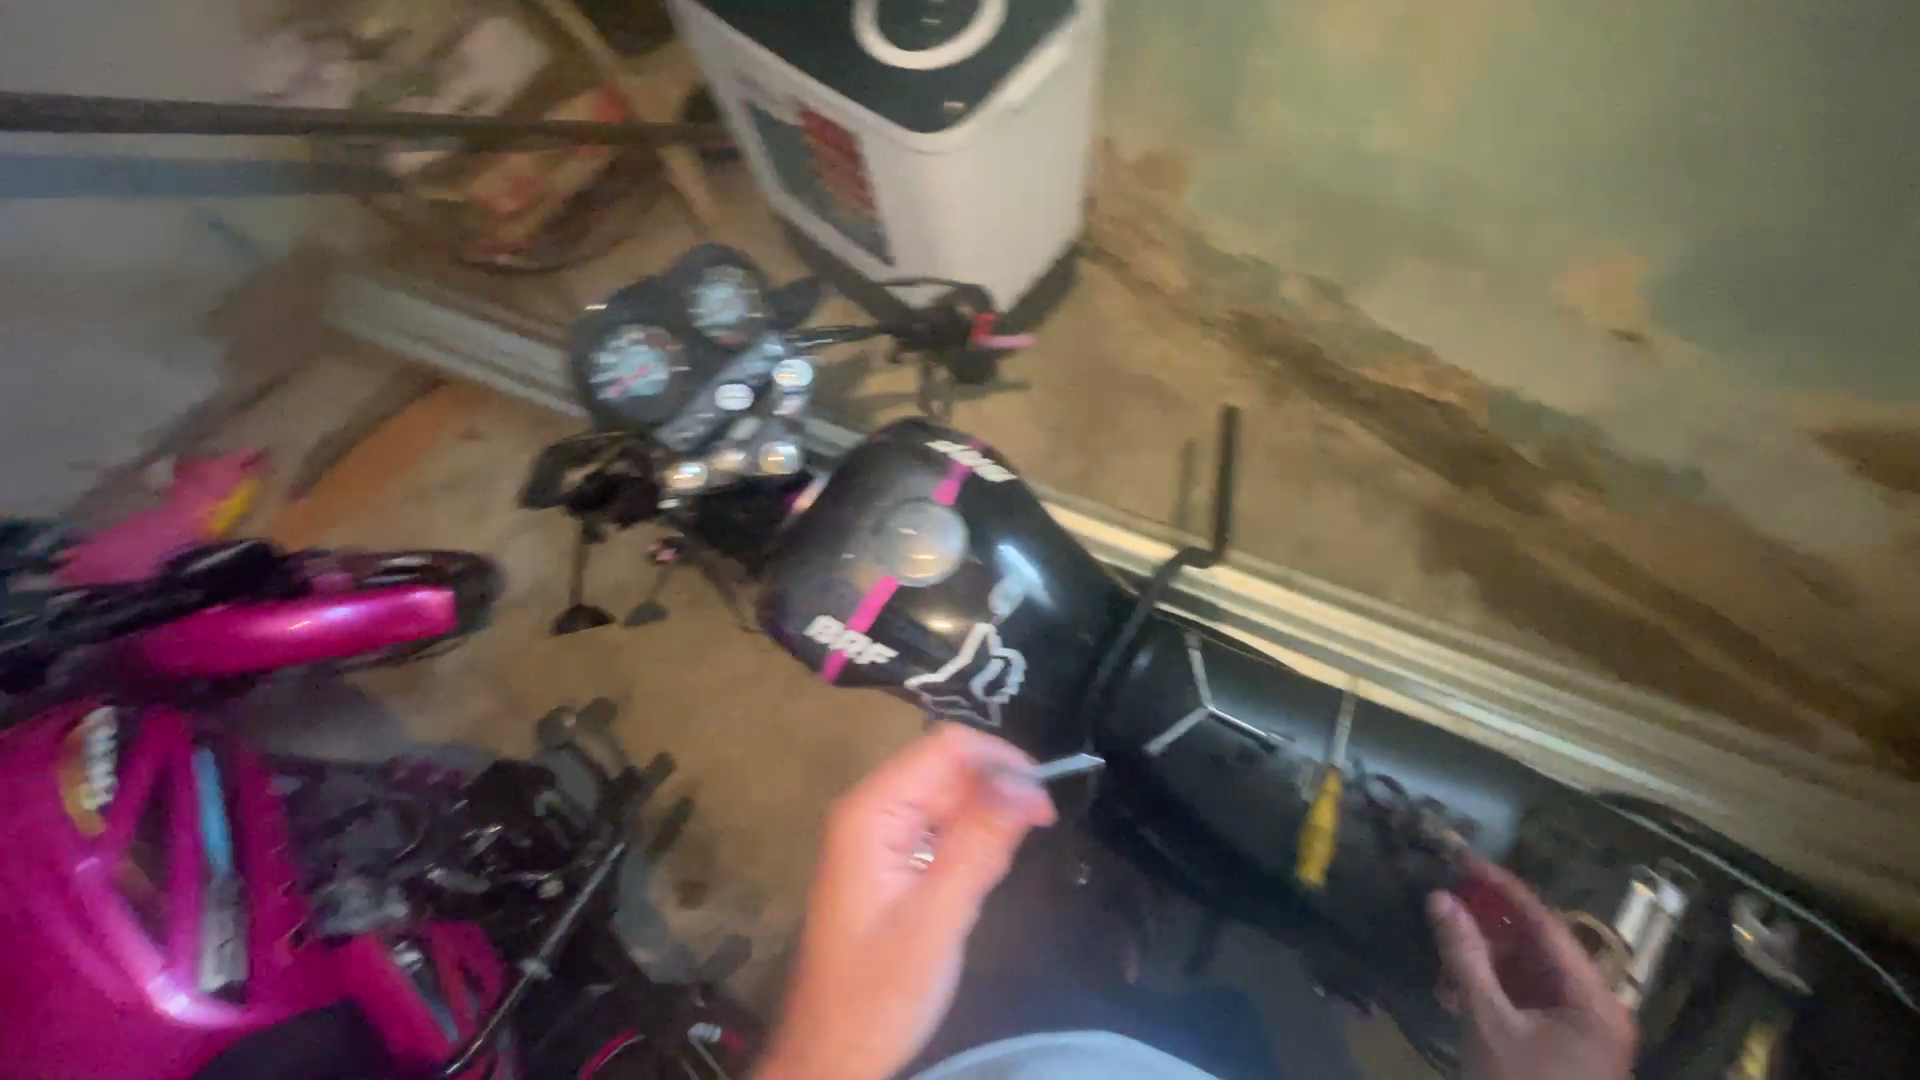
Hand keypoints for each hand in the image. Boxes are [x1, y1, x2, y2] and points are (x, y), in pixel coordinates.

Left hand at [756, 724, 1057, 1079]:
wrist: (832, 1055)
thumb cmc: (877, 995)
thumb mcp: (935, 919)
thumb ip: (979, 845)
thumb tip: (1026, 783)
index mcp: (871, 811)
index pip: (944, 748)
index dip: (999, 761)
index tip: (1042, 799)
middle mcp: (870, 809)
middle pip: (946, 769)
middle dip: (994, 791)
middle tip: (1035, 834)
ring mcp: (876, 833)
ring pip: (946, 797)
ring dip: (984, 820)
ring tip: (996, 871)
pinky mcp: (887, 858)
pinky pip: (937, 826)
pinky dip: (968, 842)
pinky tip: (976, 879)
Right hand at [1428, 863, 1635, 1079]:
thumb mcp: (1487, 1020)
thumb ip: (1463, 955)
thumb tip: (1439, 896)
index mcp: (1592, 999)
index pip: (1545, 924)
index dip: (1502, 888)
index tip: (1462, 859)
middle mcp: (1593, 1004)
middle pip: (1537, 943)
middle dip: (1488, 920)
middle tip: (1443, 894)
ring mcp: (1578, 1023)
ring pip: (1526, 966)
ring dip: (1483, 951)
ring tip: (1442, 938)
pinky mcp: (1558, 1039)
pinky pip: (1522, 991)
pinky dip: (1488, 979)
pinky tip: (1453, 980)